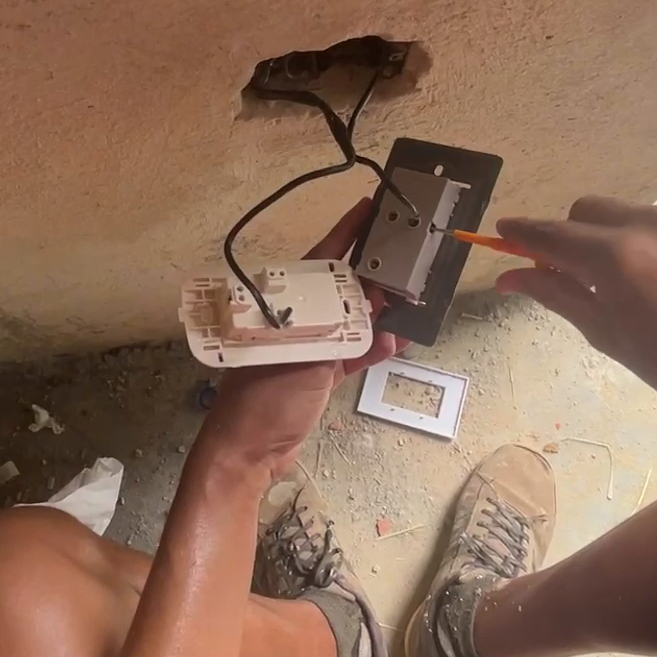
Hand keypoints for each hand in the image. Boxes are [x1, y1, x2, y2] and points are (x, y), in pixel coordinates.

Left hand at [195, 198, 406, 477]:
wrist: (249, 450)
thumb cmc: (266, 397)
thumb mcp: (307, 355)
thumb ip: (342, 328)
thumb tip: (376, 300)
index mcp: (283, 306)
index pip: (321, 259)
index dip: (346, 231)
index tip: (371, 206)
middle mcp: (296, 321)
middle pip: (341, 288)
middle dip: (373, 276)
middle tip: (406, 263)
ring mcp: (309, 347)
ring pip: (351, 321)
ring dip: (378, 315)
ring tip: (408, 304)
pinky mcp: (319, 374)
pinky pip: (352, 353)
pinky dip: (372, 348)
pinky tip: (395, 341)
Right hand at [493, 197, 656, 446]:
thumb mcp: (610, 336)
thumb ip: (558, 295)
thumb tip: (511, 277)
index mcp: (616, 258)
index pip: (551, 234)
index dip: (522, 234)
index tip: (503, 234)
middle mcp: (651, 222)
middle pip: (588, 210)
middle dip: (573, 235)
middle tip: (579, 273)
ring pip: (632, 214)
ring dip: (620, 239)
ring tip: (646, 284)